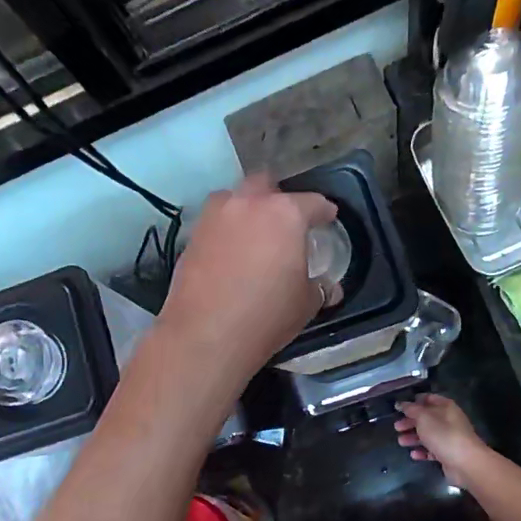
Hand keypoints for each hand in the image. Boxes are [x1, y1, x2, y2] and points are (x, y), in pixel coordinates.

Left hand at [157, 175, 338, 377]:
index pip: (312, 203)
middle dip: (279, 198)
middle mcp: (248, 204)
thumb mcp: (306, 304)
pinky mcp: (192, 236)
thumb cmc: (266, 316)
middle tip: (286, 222)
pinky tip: (231, 255)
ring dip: (247, 209)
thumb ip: (319, 288)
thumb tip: (329, 288)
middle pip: (266, 185)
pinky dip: (226, 232)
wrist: (206, 336)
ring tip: (254, 235)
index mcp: (285, 214)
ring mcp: (214, 217)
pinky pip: (215, 223)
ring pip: (234, 198)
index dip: (324, 211)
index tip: (328, 218)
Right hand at [395, 394, 493, 486]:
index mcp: (445, 407)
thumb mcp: (424, 418)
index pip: (428, 399)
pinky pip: (432, 450)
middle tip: (397, 426)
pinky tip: (413, 454)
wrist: (465, 462)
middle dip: (410, 421)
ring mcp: (449, 437)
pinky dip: (422, 451)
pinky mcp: (448, 453)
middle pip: (426, 418)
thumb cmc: (444, 434)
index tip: (399, 407)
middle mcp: (448, 420)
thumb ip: (411, 409)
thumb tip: (401, 403)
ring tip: (401, 442)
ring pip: (428, 434)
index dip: (414, 401)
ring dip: (413, 437)